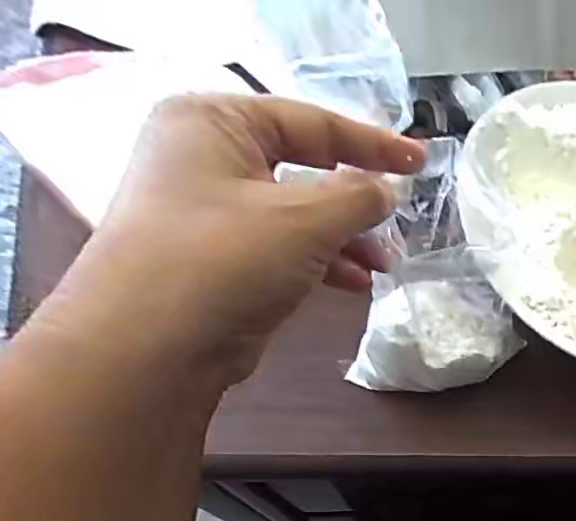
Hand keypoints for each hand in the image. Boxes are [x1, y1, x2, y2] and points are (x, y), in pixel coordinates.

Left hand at [35, 94, 424, 388]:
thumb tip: (389, 188)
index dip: (371, 143)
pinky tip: (355, 283)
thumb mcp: (302, 220)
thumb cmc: (224, 259)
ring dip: (345, 240)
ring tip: (383, 266)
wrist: (155, 342)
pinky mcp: (221, 261)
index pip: (310, 122)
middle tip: (397, 225)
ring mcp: (212, 213)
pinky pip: (284, 250)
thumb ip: (357, 197)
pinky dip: (322, 263)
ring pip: (297, 216)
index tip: (420, 160)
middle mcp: (208, 159)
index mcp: (215, 122)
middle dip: (356, 203)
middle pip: (303, 170)